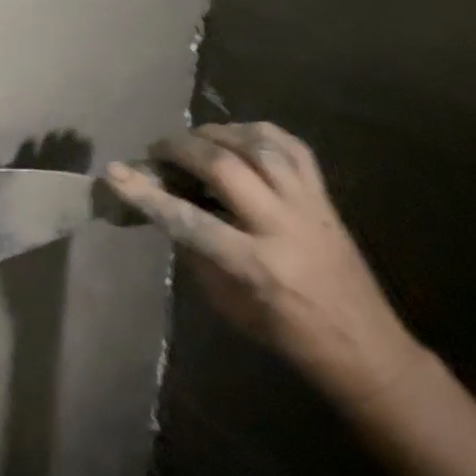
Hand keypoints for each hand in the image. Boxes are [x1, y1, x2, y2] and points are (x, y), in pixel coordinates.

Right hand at [105, 122, 422, 400]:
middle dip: (181, 149)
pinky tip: (236, 135)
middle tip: (157, 150)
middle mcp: (281, 226)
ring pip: (259, 146)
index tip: (114, 172)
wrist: (361, 342)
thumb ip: (195, 249)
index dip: (146, 194)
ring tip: (193, 139)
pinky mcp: (324, 196)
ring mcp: (307, 205)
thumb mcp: (225, 301)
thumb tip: (165, 204)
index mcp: (254, 264)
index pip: (188, 219)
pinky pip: (291, 147)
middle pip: (224, 167)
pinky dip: (258, 133)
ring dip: (217, 134)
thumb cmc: (282, 330)